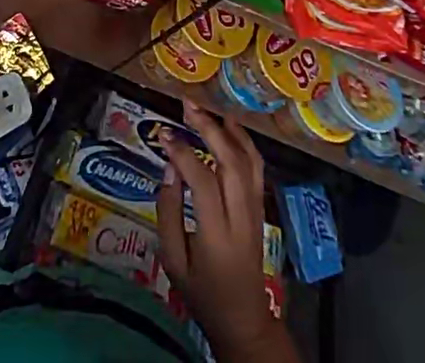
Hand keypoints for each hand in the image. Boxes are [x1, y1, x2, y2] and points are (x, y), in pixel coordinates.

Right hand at [157, 103, 293, 361]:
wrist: (243, 319)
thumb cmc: (201, 292)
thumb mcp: (172, 260)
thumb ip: (168, 211)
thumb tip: (170, 166)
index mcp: (216, 235)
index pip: (202, 182)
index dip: (182, 153)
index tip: (163, 133)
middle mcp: (242, 218)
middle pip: (231, 163)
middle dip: (209, 129)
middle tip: (187, 105)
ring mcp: (256, 212)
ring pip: (249, 163)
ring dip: (229, 131)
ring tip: (209, 108)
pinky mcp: (261, 209)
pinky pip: (256, 170)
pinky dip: (245, 144)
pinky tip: (232, 127)